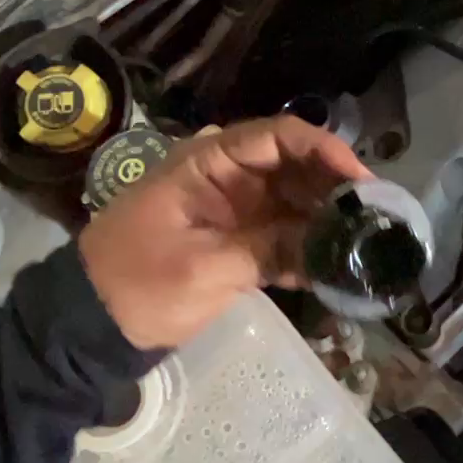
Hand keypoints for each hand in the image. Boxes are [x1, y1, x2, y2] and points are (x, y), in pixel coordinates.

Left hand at [76, 116, 371, 349]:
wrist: (88, 325)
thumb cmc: (138, 284)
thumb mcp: (202, 268)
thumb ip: (268, 250)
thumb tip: (330, 246)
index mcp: (210, 162)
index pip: (278, 137)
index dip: (325, 150)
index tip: (361, 179)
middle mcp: (228, 175)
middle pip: (294, 165)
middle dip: (335, 186)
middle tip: (374, 214)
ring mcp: (234, 207)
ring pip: (295, 199)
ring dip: (327, 218)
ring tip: (365, 240)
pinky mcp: (238, 238)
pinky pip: (284, 232)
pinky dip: (308, 246)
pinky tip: (335, 268)